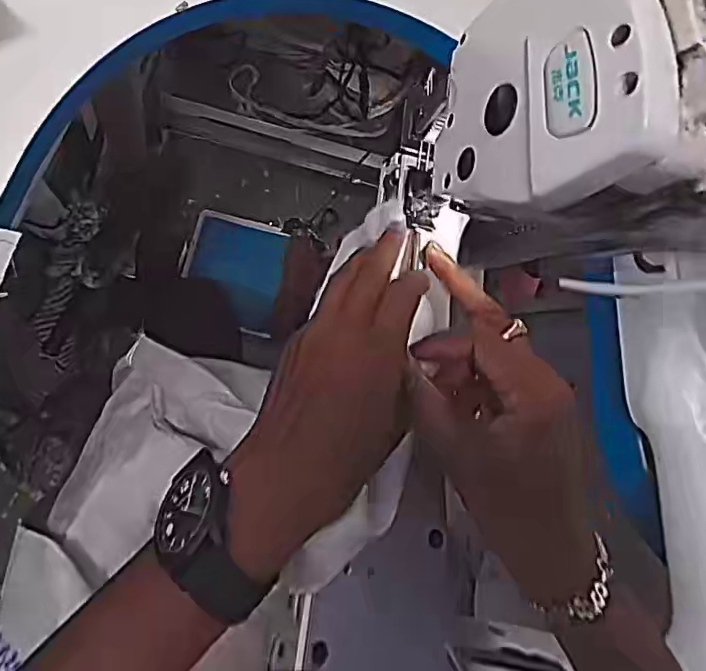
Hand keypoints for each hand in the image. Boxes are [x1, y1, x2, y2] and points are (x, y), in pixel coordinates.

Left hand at [224, 230, 429, 578]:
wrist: (284, 472)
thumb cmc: (338, 459)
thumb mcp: (395, 420)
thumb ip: (407, 378)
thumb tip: (412, 358)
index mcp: (376, 350)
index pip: (401, 296)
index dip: (415, 280)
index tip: (421, 275)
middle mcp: (345, 333)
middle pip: (368, 274)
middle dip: (386, 249)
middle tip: (397, 233)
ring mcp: (317, 333)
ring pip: (340, 281)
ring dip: (359, 260)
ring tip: (372, 247)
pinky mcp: (297, 341)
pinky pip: (323, 301)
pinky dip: (338, 285)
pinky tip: (345, 287)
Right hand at [409, 246, 596, 607]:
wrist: (557, 557)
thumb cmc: (520, 517)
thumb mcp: (461, 456)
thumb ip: (428, 403)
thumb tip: (405, 368)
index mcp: (534, 389)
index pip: (483, 338)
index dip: (442, 341)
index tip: (415, 352)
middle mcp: (546, 382)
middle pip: (495, 332)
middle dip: (456, 322)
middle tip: (427, 304)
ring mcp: (546, 394)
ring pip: (497, 352)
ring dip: (462, 357)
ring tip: (430, 378)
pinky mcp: (539, 408)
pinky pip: (502, 377)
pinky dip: (474, 379)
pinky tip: (450, 397)